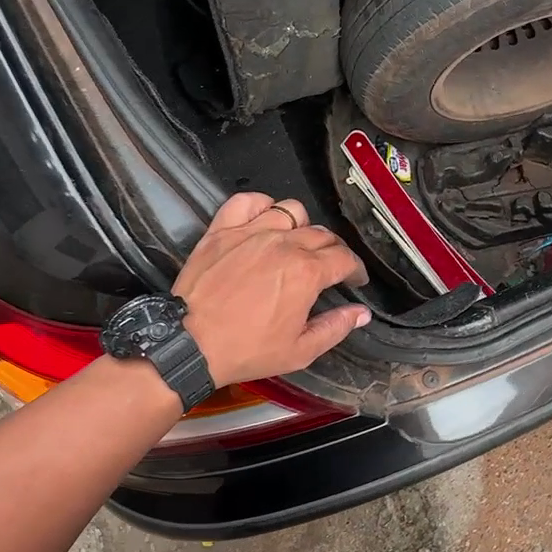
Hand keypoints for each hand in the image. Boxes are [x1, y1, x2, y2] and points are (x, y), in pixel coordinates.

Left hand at [172, 192, 370, 385]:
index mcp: (307, 272)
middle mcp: (283, 244)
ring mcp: (251, 233)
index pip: (344, 258)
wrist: (189, 346)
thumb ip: (336, 327)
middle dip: (333, 250)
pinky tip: (264, 219)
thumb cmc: (245, 349)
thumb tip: (361, 314)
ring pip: (291, 211)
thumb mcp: (300, 350)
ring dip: (302, 226)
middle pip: (322, 234)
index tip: (354, 279)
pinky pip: (247, 201)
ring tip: (297, 242)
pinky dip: (260, 205)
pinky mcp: (223, 231)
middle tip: (329, 266)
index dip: (355, 270)